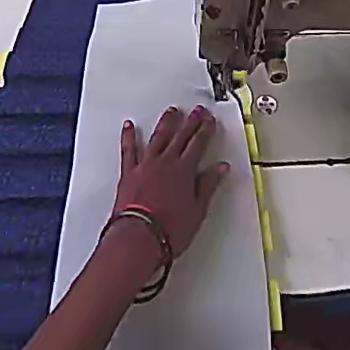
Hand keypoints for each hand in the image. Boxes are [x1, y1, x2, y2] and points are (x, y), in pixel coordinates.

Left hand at [114, 105, 228, 256]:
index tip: (209, 120)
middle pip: (181, 136)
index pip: (198, 143)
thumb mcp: (197, 210)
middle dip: (191, 121)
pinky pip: (129, 149)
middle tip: (197, 111)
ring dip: (166, 122)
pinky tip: (130, 127)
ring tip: (171, 112)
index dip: (205, 130)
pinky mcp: (129, 173)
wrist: (138, 239)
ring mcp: (146, 165)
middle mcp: (165, 162)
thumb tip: (220, 169)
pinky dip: (129, 136)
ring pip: (158, 137)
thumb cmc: (168, 229)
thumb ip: (208, 185)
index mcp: (184, 170)